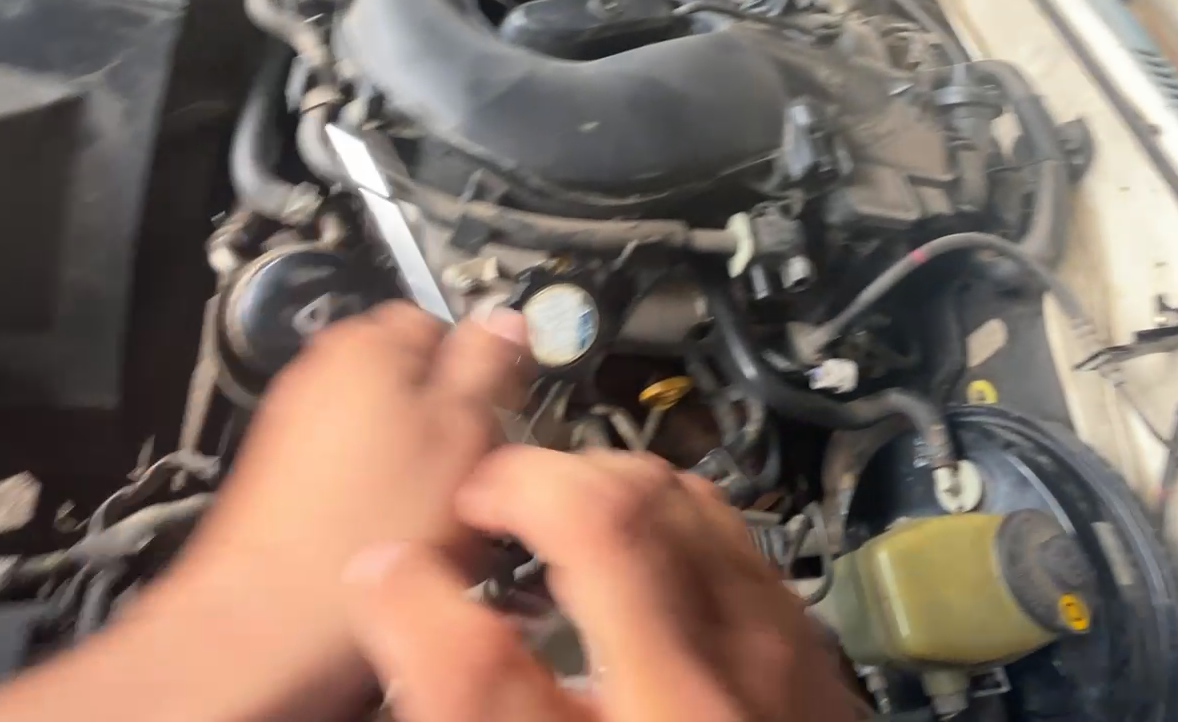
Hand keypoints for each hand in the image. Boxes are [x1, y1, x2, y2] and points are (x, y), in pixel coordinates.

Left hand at [144, 303, 529, 714]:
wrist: (266, 627)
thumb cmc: (364, 529)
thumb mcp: (462, 431)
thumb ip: (488, 365)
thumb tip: (505, 319)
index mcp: (367, 343)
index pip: (442, 318)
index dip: (480, 361)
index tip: (499, 400)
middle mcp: (323, 370)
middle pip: (415, 372)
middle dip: (450, 411)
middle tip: (471, 458)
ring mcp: (300, 423)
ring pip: (391, 420)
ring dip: (421, 451)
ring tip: (434, 502)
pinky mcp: (289, 474)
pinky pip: (360, 461)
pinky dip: (384, 483)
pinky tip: (396, 524)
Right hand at [346, 447, 863, 721]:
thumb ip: (488, 707)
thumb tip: (423, 642)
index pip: (482, 677)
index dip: (411, 605)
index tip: (381, 570)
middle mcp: (695, 703)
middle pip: (604, 526)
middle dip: (522, 483)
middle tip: (481, 498)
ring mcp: (766, 650)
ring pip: (664, 494)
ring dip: (588, 477)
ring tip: (545, 500)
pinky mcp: (796, 625)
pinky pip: (714, 513)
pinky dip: (653, 494)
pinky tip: (625, 518)